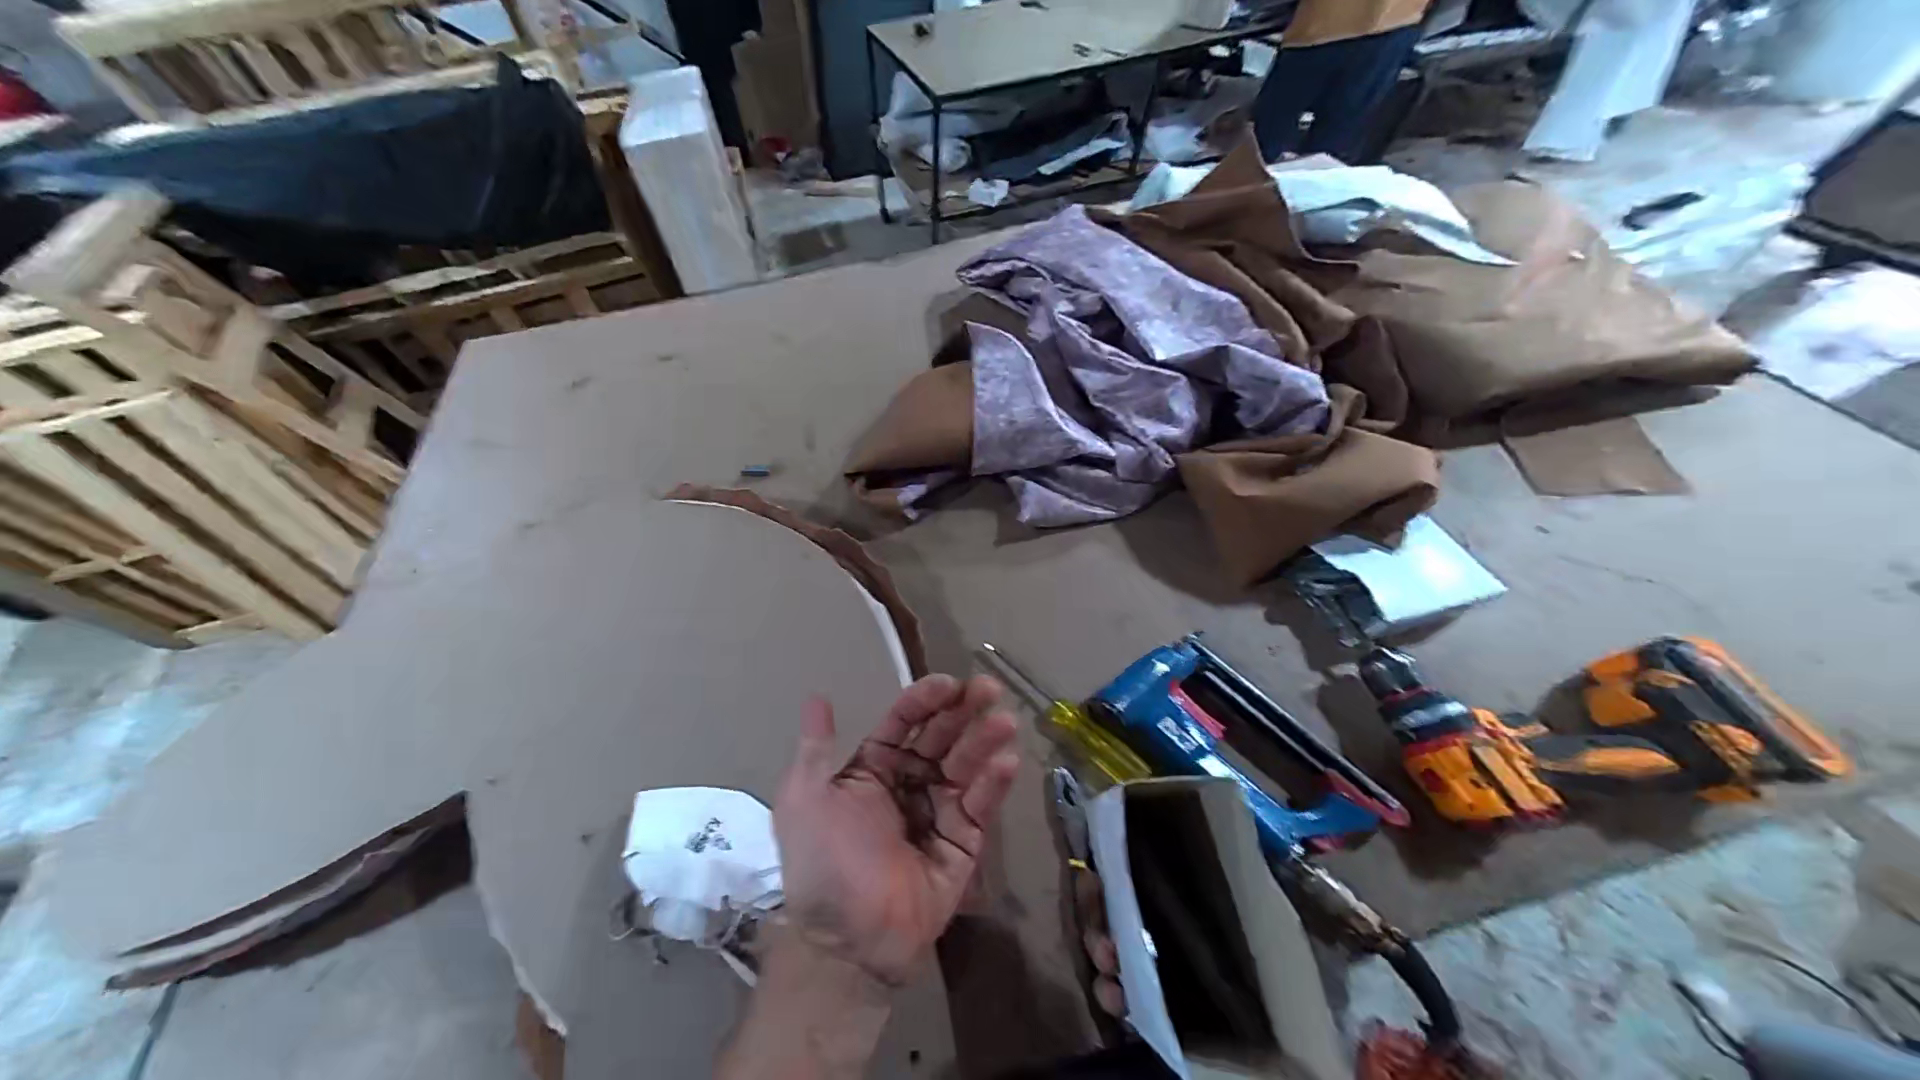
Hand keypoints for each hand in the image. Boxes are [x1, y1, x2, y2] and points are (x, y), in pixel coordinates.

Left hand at [774, 674, 1020, 986]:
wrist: (848, 940)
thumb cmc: (824, 862)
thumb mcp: (805, 800)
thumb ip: (816, 748)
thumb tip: (816, 697)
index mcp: (873, 769)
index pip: (904, 722)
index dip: (924, 700)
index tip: (948, 683)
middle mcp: (909, 783)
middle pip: (942, 736)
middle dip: (965, 710)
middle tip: (988, 688)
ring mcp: (939, 811)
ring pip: (967, 765)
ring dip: (985, 740)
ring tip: (1003, 720)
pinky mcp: (964, 842)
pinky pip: (980, 806)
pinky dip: (994, 783)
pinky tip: (1006, 761)